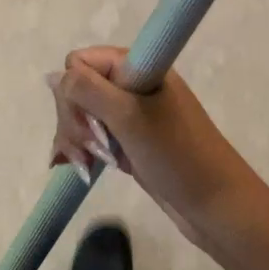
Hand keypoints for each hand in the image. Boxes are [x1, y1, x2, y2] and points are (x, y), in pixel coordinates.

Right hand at [48, 46, 257, 245]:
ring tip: (88, 166)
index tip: (90, 126)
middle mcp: (131, 83)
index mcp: (134, 66)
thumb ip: (87, 90)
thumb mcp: (128, 117)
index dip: (73, 93)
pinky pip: (94, 136)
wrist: (216, 205)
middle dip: (74, 122)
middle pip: (77, 89)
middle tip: (90, 153)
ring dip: (77, 140)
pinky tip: (80, 168)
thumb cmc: (176, 155)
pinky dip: (84, 150)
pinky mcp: (130, 139)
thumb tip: (52, 76)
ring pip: (82, 115)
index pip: (79, 63)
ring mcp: (131, 113)